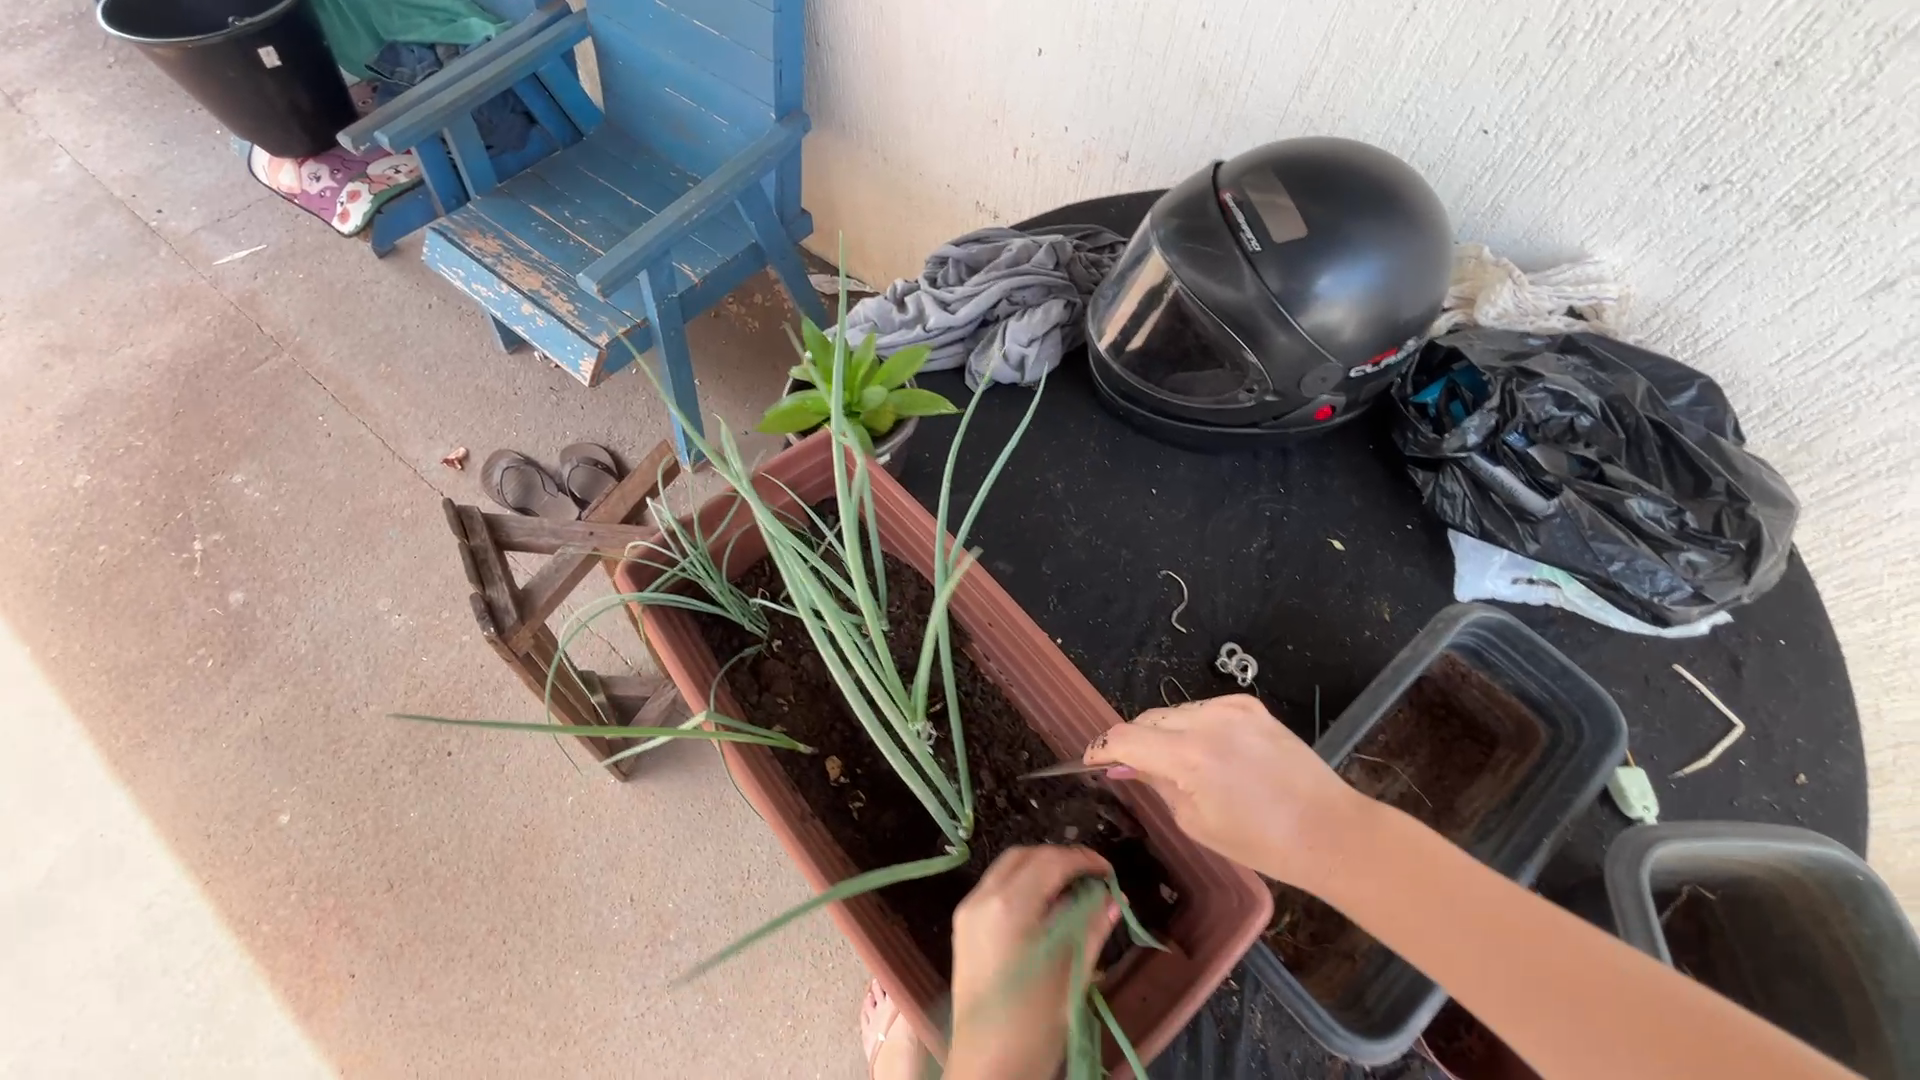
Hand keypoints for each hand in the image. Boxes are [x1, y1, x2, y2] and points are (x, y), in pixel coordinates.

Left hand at [944, 845, 1117, 1079]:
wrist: (984, 1068)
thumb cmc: (1031, 1027)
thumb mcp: (1069, 976)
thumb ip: (1090, 929)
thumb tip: (1113, 899)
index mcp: (1008, 907)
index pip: (1050, 862)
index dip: (1083, 861)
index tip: (1109, 873)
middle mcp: (982, 899)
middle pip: (1024, 856)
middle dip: (1060, 859)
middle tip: (1092, 877)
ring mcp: (968, 912)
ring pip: (1007, 868)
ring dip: (1040, 869)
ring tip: (1075, 890)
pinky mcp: (964, 928)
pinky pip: (996, 888)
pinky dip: (1023, 886)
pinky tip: (1047, 908)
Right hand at [1084, 694, 1365, 889]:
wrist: (1329, 830)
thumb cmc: (1261, 841)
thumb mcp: (1195, 822)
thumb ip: (1156, 784)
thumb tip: (1125, 765)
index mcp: (1189, 756)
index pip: (1125, 738)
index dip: (1102, 748)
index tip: (1090, 761)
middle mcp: (1207, 721)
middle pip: (1147, 719)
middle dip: (1134, 742)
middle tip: (1132, 770)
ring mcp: (1232, 708)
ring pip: (1174, 712)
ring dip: (1164, 733)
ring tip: (1177, 765)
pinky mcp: (1251, 706)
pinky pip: (1203, 709)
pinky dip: (1194, 726)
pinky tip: (1209, 752)